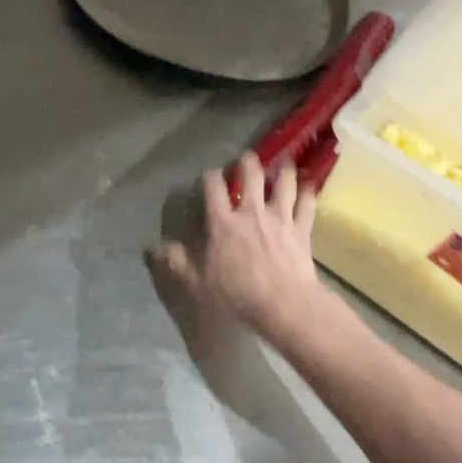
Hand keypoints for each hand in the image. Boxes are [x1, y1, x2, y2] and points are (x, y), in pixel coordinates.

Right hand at [146, 152, 325, 335]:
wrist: (283, 304)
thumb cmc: (236, 294)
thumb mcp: (197, 283)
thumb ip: (176, 262)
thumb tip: (153, 248)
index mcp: (223, 222)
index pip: (213, 186)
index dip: (209, 175)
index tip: (209, 176)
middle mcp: (251, 212)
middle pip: (251, 174)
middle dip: (247, 162)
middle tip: (246, 159)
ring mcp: (280, 218)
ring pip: (284, 183)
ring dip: (282, 171)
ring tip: (281, 164)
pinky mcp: (302, 229)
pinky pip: (307, 204)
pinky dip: (308, 193)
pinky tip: (308, 188)